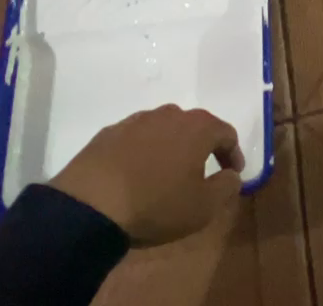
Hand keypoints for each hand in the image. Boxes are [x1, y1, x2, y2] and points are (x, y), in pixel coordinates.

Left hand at [49, 104, 245, 245]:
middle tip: (199, 174)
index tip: (232, 174)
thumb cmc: (155, 205)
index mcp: (198, 127)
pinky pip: (135, 141)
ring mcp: (137, 121)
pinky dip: (141, 154)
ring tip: (163, 176)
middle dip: (200, 149)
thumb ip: (227, 187)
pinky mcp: (109, 133)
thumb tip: (231, 175)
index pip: (226, 134)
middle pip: (194, 128)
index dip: (233, 154)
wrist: (89, 206)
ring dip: (169, 149)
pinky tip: (134, 176)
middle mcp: (170, 114)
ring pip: (163, 131)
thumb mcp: (203, 207)